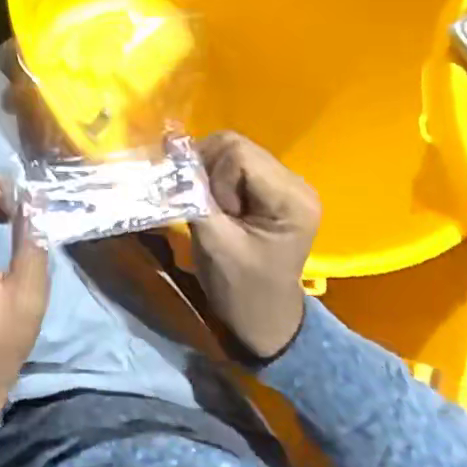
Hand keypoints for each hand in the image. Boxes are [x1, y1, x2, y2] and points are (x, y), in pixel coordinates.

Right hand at [189, 131, 321, 359]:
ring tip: (212, 206)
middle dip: (209, 169)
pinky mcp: (273, 187)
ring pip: (234, 150)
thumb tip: (170, 150)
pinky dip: (218, 177)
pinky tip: (218, 204)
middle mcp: (296, 182)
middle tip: (203, 203)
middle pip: (238, 145)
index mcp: (292, 199)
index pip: (240, 155)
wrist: (265, 320)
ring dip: (211, 173)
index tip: (215, 213)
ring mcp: (287, 183)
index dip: (214, 176)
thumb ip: (194, 196)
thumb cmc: (241, 290)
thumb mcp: (215, 245)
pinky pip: (237, 163)